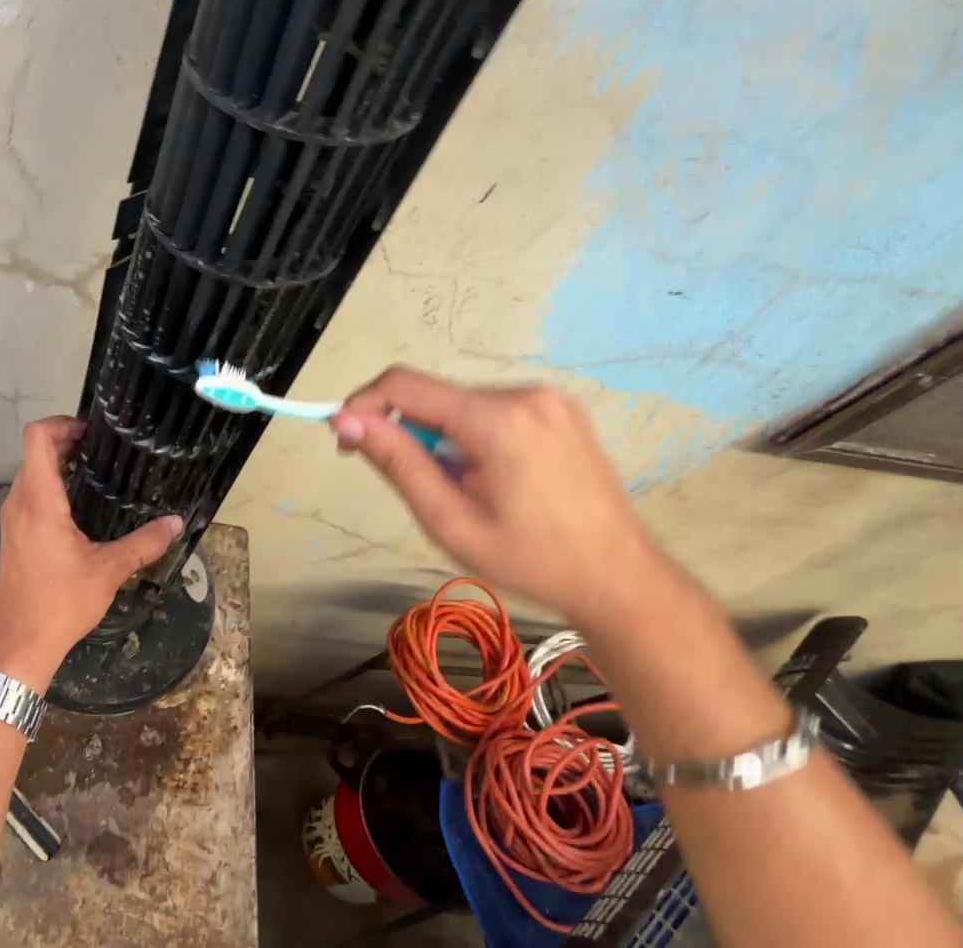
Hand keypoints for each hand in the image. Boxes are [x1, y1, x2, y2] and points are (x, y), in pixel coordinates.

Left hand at [0, 417, 184, 687]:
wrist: (19, 644)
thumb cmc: (60, 603)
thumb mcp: (108, 571)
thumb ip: (144, 543)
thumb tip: (176, 522)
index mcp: (39, 501)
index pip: (37, 437)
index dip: (62, 423)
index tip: (92, 431)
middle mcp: (19, 502)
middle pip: (34, 452)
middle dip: (67, 443)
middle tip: (105, 451)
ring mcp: (12, 518)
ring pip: (30, 474)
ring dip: (58, 466)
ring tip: (97, 474)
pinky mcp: (13, 534)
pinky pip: (29, 495)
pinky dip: (50, 487)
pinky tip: (80, 507)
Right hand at [330, 367, 665, 621]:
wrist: (619, 577)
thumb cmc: (528, 559)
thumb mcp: (447, 519)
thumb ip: (395, 461)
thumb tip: (344, 419)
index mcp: (496, 420)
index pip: (402, 384)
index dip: (361, 406)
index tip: (345, 442)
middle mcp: (524, 394)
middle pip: (431, 395)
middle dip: (406, 432)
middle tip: (416, 485)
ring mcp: (547, 398)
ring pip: (457, 403)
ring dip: (440, 437)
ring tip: (462, 488)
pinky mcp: (558, 408)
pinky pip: (488, 409)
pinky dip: (469, 435)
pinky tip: (489, 476)